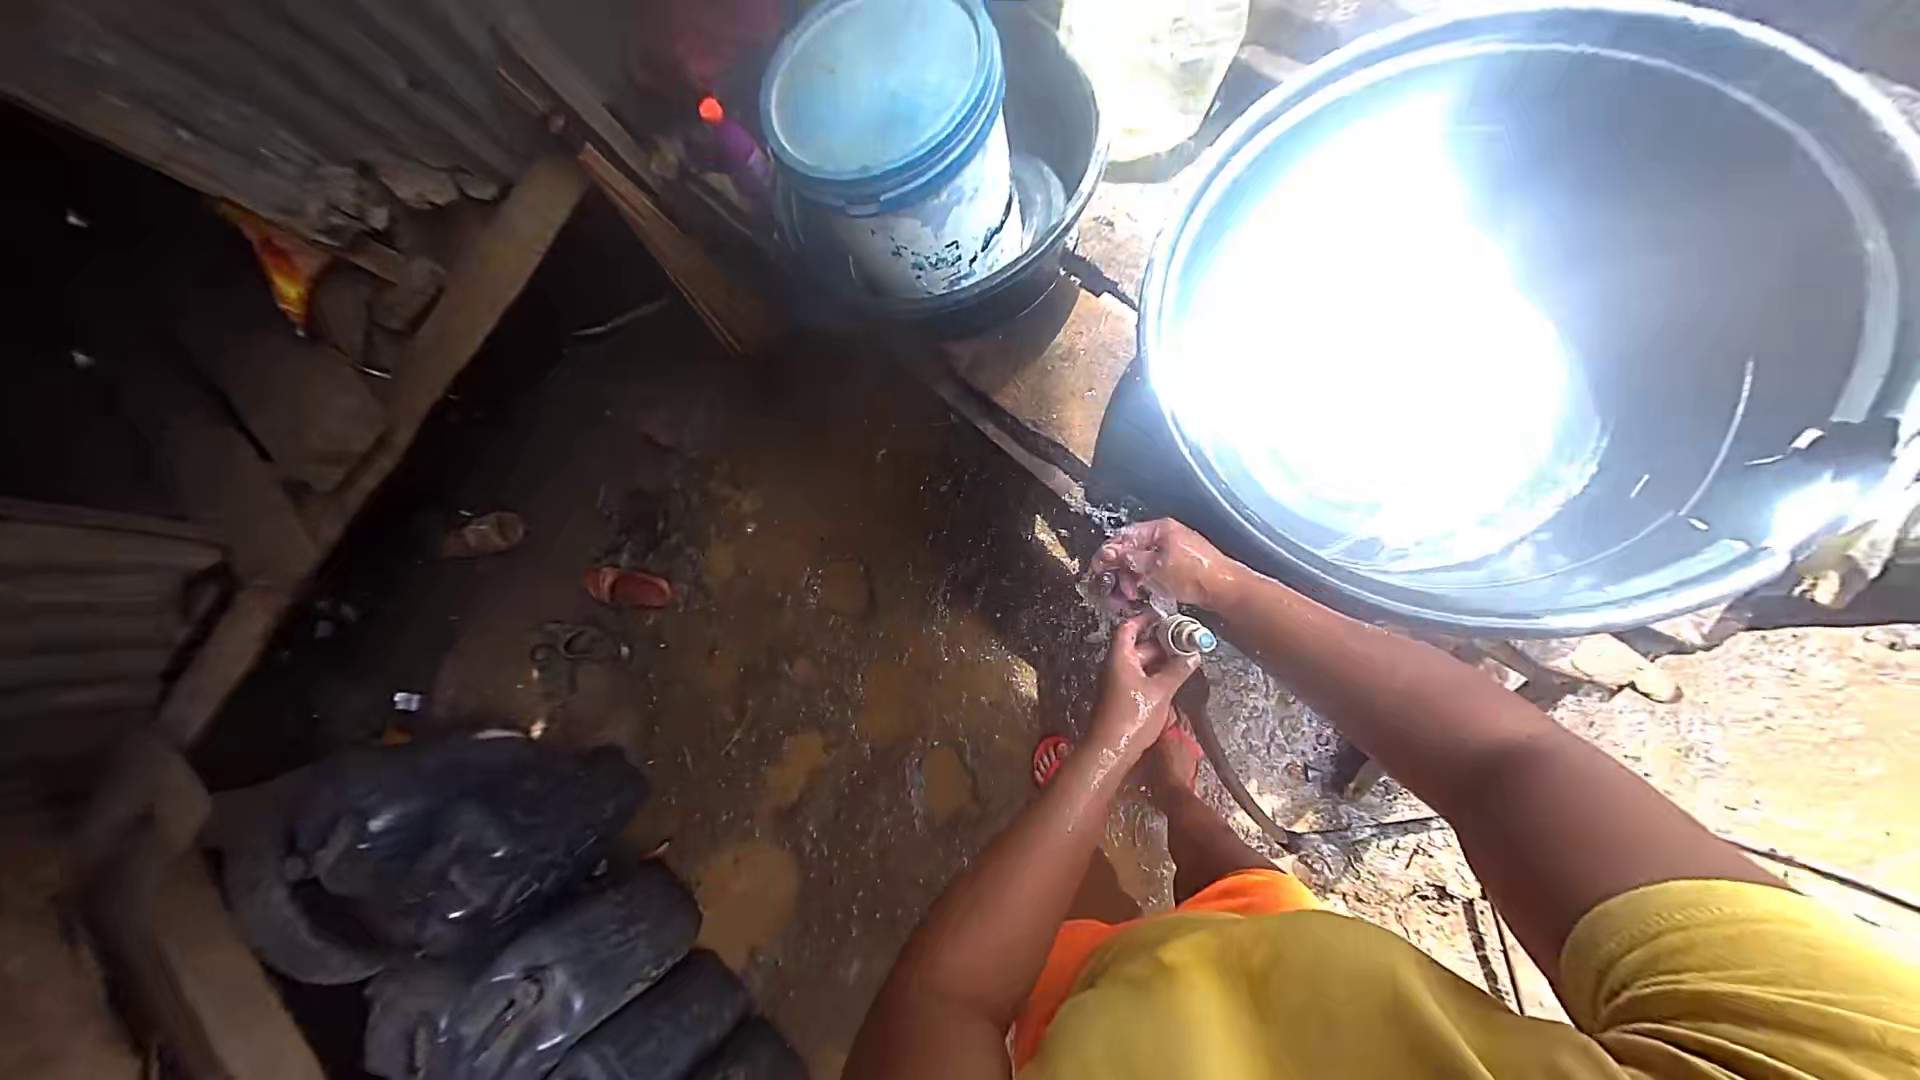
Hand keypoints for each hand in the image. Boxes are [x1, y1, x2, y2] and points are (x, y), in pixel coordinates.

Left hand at [1087, 614, 1202, 752]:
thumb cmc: (1132, 716)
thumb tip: (1193, 655)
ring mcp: (1119, 682)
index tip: (1163, 615)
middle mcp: (1116, 666)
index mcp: (1119, 658)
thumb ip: (1177, 671)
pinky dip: (1156, 674)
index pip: (1127, 628)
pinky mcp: (1124, 696)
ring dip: (1160, 659)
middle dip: (1160, 641)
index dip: (1143, 619)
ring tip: (1185, 657)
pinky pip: (1140, 677)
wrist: (1111, 749)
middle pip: (1137, 645)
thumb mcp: (1160, 691)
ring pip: (1141, 663)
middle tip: (1185, 639)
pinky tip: (1174, 677)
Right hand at [1092, 519, 1239, 609]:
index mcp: (1160, 529)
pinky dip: (1144, 583)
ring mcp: (1172, 552)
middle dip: (1120, 571)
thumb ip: (1128, 559)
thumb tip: (1107, 553)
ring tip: (1129, 596)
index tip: (1099, 568)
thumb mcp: (1155, 566)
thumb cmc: (1196, 574)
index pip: (1124, 536)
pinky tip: (1142, 594)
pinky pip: (1152, 572)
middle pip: (1131, 551)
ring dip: (1130, 580)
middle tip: (1115, 589)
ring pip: (1140, 564)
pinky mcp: (1178, 567)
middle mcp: (1165, 537)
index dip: (1109, 553)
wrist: (1226, 590)